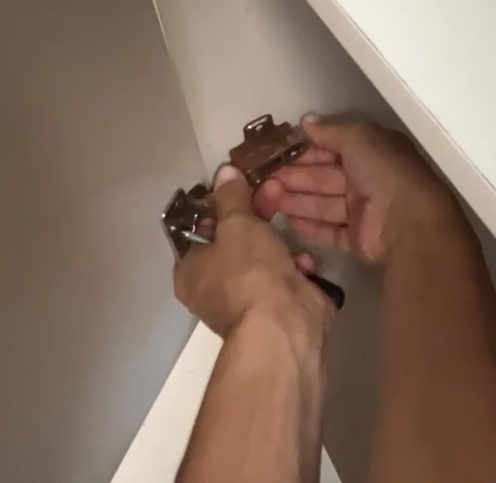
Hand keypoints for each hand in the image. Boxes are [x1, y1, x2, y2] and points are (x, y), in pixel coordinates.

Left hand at [174, 165, 335, 342]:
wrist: (284, 324)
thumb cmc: (248, 270)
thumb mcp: (237, 224)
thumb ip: (231, 196)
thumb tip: (224, 172)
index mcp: (192, 270)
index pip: (201, 228)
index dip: (221, 203)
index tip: (242, 184)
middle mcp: (215, 287)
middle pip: (235, 239)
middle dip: (257, 213)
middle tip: (275, 188)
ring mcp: (248, 298)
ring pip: (264, 255)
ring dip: (280, 239)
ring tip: (292, 218)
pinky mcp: (278, 307)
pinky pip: (285, 275)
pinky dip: (295, 266)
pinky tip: (304, 264)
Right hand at [255, 114, 464, 264]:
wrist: (408, 220)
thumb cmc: (384, 170)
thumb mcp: (358, 137)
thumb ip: (330, 130)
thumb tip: (306, 120)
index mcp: (371, 150)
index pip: (332, 147)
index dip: (306, 150)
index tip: (277, 154)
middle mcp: (367, 178)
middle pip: (324, 176)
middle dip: (295, 176)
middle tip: (264, 180)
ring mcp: (363, 210)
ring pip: (323, 203)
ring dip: (296, 200)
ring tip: (266, 199)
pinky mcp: (358, 238)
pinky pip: (330, 230)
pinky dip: (310, 226)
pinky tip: (287, 221)